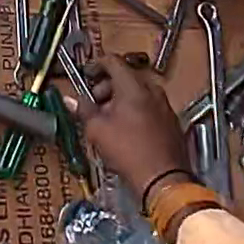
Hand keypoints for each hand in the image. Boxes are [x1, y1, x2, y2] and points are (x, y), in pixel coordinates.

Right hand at [63, 60, 188, 198]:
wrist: (165, 182)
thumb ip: (83, 109)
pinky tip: (126, 129)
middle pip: (125, 76)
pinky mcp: (173, 123)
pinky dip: (136, 110)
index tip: (86, 76)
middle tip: (94, 102)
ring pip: (138, 92)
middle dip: (106, 86)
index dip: (96, 65)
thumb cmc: (128, 150)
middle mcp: (152, 92)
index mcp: (133, 87)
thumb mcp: (97, 129)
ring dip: (121, 99)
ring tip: (109, 119)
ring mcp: (165, 107)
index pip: (113, 62)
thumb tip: (70, 100)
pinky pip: (150, 106)